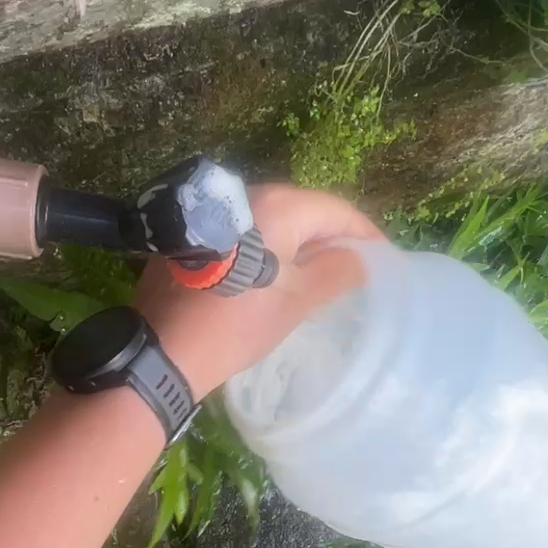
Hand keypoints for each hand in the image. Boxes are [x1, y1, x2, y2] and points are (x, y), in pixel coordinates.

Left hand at [136, 184, 384, 394]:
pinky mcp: (194, 235)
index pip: (336, 210)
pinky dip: (268, 250)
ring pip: (273, 223)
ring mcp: (214, 213)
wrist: (163, 352)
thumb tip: (361, 258)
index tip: (384, 260)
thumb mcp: (297, 301)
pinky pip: (246, 234)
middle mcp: (243, 196)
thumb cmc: (236, 326)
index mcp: (275, 205)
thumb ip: (338, 271)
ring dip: (300, 245)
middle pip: (304, 212)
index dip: (365, 235)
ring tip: (320, 274)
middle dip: (333, 238)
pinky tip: (274, 276)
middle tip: (355, 269)